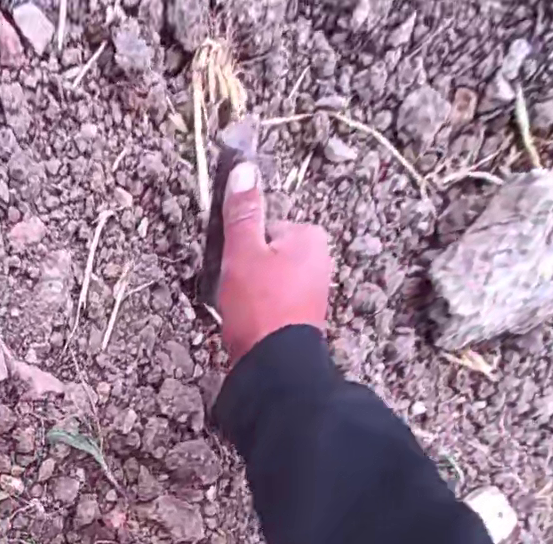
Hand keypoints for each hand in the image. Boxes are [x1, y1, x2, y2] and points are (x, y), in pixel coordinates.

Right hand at [214, 161, 334, 364]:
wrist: (274, 365)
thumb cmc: (260, 307)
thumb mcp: (242, 252)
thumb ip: (242, 213)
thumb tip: (243, 170)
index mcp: (310, 237)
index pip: (264, 228)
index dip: (241, 246)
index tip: (232, 264)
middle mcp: (319, 262)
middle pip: (266, 256)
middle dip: (246, 272)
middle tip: (235, 292)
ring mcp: (312, 293)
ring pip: (267, 283)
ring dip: (248, 296)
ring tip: (240, 313)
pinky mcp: (302, 320)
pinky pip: (271, 306)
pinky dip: (257, 314)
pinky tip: (247, 326)